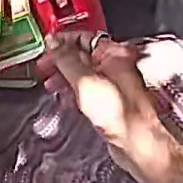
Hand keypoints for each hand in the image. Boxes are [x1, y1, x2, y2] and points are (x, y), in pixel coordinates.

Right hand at [41, 33, 182, 180]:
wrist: (137, 144)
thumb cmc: (119, 114)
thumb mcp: (85, 81)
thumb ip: (66, 59)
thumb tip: (54, 44)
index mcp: (113, 54)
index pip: (83, 37)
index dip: (62, 40)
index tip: (47, 45)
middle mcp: (115, 66)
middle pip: (81, 55)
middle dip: (60, 61)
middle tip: (44, 66)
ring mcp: (113, 84)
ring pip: (82, 73)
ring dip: (63, 77)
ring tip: (50, 84)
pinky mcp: (109, 102)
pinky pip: (87, 90)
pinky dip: (73, 91)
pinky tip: (64, 98)